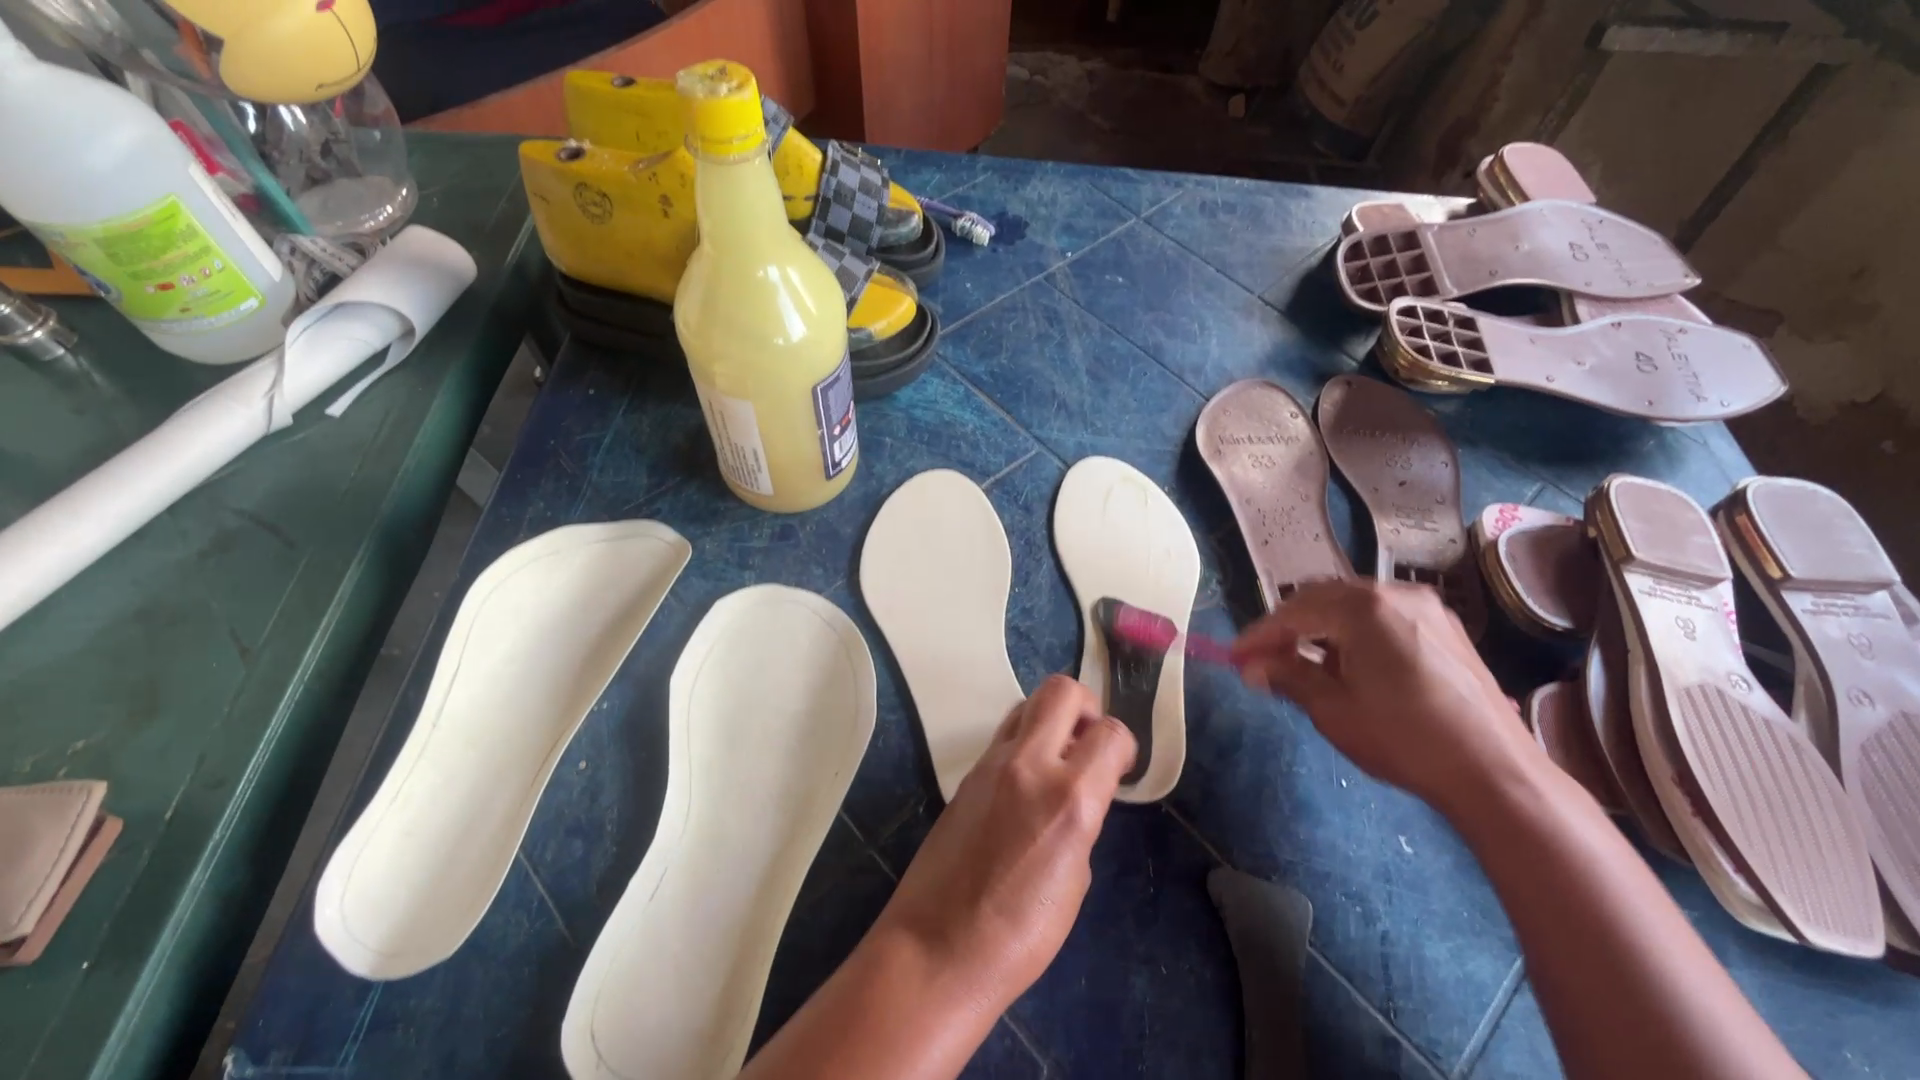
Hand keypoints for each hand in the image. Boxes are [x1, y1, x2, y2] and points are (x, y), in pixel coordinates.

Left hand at [873, 675, 1135, 1007]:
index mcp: (1069, 797)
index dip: (1123, 747)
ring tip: (1057, 764)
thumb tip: (1077, 798)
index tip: (1119, 770)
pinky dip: (1022, 747)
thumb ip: (1081, 822)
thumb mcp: (1074, 880)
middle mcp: (1028, 766)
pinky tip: (1024, 790)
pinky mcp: (964, 778)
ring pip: (1026, 706)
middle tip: (1089, 745)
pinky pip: (1002, 740)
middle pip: (1062, 691)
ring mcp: (989, 767)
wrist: (936, 950)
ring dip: (1049, 722)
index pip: (1110, 732)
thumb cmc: (1019, 936)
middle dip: (1086, 708)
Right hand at [1232, 579, 1537, 813]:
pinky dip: (1356, 632)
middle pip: (1324, 598)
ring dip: (1323, 627)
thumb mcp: (1333, 710)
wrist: (1493, 770)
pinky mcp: (1446, 629)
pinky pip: (1384, 618)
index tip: (1234, 657)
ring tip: (1302, 662)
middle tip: (1263, 659)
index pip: (1294, 612)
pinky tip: (1348, 663)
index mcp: (1364, 608)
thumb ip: (1288, 677)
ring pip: (1356, 606)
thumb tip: (1252, 666)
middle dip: (1290, 626)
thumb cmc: (1403, 739)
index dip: (1259, 635)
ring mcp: (1427, 609)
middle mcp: (1396, 594)